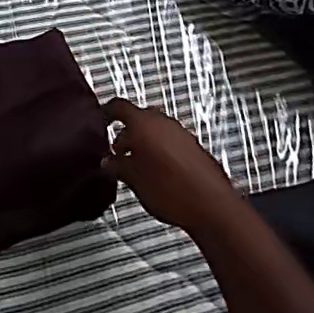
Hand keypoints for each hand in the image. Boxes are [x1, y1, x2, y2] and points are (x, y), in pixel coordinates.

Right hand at [103, 98, 242, 232]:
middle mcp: (163, 122)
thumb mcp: (133, 179)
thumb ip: (116, 166)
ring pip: (155, 130)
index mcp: (143, 123)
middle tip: (117, 149)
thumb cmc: (171, 189)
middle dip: (126, 133)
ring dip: (144, 142)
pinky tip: (157, 172)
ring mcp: (181, 133)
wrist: (211, 206)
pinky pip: (171, 141)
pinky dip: (160, 150)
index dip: (107, 112)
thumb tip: (108, 162)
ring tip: (136, 164)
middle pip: (138, 119)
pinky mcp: (194, 147)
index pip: (119, 106)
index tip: (102, 117)